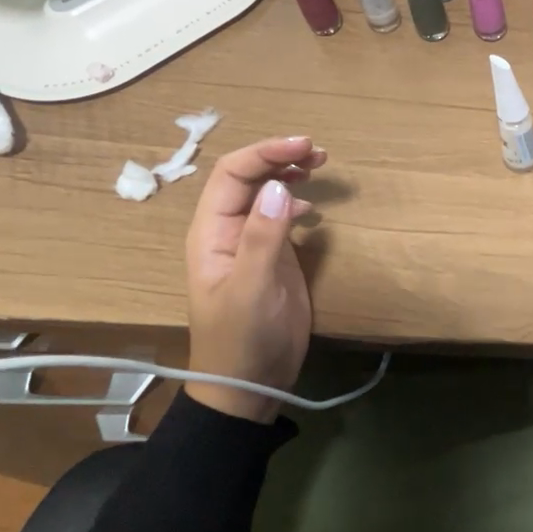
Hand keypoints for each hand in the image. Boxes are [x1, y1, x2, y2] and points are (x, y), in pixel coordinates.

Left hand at [184, 137, 322, 422]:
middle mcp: (228, 231)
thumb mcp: (253, 289)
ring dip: (289, 173)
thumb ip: (263, 237)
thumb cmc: (243, 339)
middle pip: (248, 178)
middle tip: (320, 153)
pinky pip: (280, 218)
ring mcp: (251, 245)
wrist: (249, 385)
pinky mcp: (273, 261)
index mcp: (212, 233)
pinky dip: (297, 201)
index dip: (266, 153)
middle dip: (279, 157)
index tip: (304, 146)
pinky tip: (313, 206)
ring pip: (265, 194)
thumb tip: (279, 186)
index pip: (232, 175)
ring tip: (320, 164)